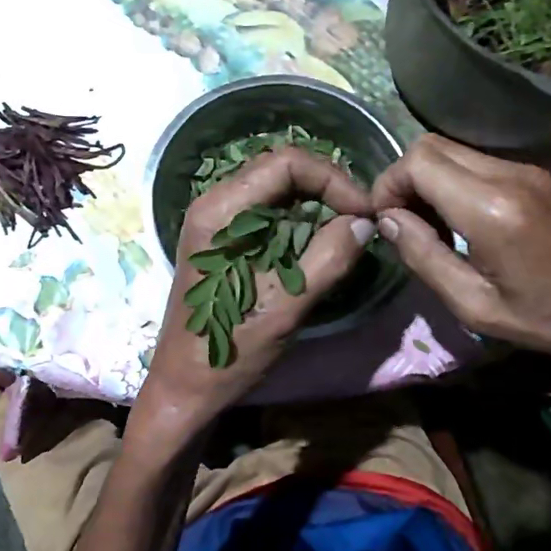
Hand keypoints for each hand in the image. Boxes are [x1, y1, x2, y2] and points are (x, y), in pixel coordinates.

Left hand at [136, 147, 374, 444]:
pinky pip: (265, 212)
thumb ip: (328, 258)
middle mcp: (212, 204)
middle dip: (326, 187)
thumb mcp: (286, 306)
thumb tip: (365, 222)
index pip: (287, 163)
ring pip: (274, 189)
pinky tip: (317, 243)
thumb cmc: (230, 349)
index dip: (333, 180)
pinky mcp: (221, 240)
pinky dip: (297, 219)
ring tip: (345, 229)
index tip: (364, 212)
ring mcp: (214, 221)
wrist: (186, 386)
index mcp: (220, 211)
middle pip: (279, 169)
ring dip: (313, 203)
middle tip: (359, 218)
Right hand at [370, 134, 550, 393]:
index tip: (386, 221)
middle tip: (403, 221)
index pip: (418, 162)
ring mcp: (524, 170)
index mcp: (492, 210)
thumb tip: (387, 219)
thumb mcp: (471, 304)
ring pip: (449, 150)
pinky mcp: (532, 175)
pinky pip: (473, 161)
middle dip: (403, 178)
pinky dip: (449, 181)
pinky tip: (457, 220)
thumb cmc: (541, 319)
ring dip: (426, 179)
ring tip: (429, 225)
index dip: (389, 184)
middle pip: (430, 145)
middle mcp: (508, 176)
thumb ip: (423, 256)